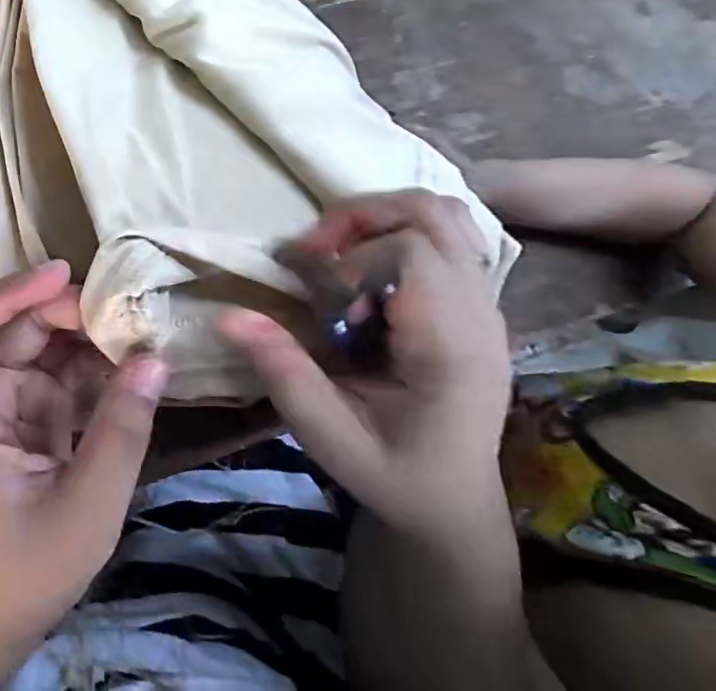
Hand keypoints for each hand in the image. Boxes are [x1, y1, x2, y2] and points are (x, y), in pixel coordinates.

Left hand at [0, 260, 168, 651]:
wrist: (4, 611)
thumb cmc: (29, 567)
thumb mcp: (86, 509)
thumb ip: (121, 432)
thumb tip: (155, 359)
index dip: (10, 290)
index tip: (65, 276)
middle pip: (14, 322)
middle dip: (66, 308)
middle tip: (125, 312)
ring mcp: (12, 398)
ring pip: (44, 338)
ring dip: (88, 329)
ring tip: (139, 328)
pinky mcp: (39, 409)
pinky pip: (67, 366)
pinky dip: (100, 358)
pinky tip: (135, 359)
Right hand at [221, 192, 511, 527]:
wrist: (455, 502)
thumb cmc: (395, 476)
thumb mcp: (331, 439)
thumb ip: (285, 374)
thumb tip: (229, 317)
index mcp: (452, 347)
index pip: (412, 252)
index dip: (354, 255)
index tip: (317, 289)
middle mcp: (480, 313)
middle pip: (431, 214)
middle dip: (363, 215)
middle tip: (316, 249)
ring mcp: (486, 303)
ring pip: (443, 214)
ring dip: (382, 215)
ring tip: (340, 250)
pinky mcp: (477, 300)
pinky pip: (449, 234)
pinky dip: (402, 228)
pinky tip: (370, 264)